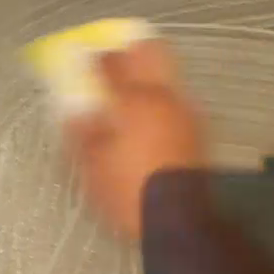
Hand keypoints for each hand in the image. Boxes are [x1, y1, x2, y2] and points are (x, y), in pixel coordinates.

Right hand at [62, 39, 207, 237]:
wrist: (180, 224)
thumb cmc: (129, 193)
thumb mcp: (93, 168)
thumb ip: (83, 133)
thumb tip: (75, 113)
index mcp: (133, 101)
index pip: (109, 64)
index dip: (91, 58)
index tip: (81, 58)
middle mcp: (164, 97)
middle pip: (151, 51)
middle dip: (130, 49)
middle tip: (113, 59)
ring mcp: (186, 112)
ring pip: (167, 75)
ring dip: (148, 74)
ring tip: (129, 92)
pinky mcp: (198, 131)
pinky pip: (176, 101)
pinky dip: (160, 99)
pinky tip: (148, 119)